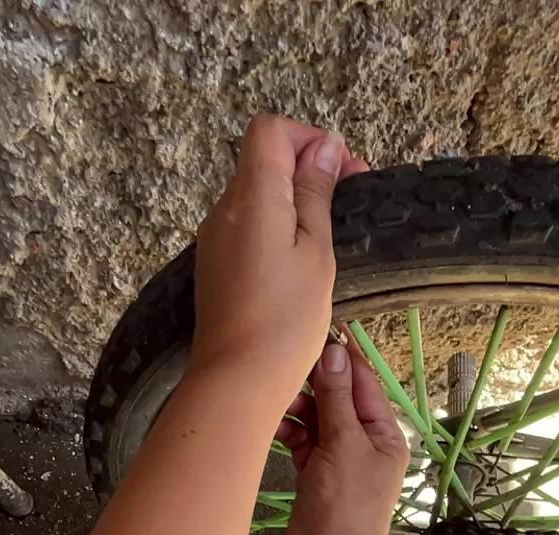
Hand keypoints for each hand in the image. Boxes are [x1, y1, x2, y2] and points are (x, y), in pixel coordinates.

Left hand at [191, 115, 366, 404]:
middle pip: (262, 162)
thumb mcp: (316, 252)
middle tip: (344, 207)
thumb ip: (316, 194)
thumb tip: (325, 149)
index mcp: (251, 196)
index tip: (342, 174)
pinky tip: (295, 268)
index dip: (309, 140)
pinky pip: (245, 231)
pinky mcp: (214, 268)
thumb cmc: (285, 321)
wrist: (237, 380)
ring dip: (291, 205)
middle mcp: (224, 210)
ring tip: (323, 244)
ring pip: (255, 199)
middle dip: (306, 172)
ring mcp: (214, 240)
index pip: (271, 130)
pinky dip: (273, 232)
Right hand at [278, 343, 410, 534]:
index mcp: (384, 432)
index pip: (364, 383)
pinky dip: (291, 431)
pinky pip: (304, 440)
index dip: (343, 358)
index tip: (318, 333)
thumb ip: (337, 397)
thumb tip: (334, 353)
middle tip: (287, 370)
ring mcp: (340, 457)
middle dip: (315, 383)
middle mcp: (365, 441)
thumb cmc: (346, 505)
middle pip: (339, 398)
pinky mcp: (317, 471)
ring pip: (318, 417)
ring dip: (299, 408)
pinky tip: (276, 426)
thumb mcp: (344, 443)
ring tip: (278, 405)